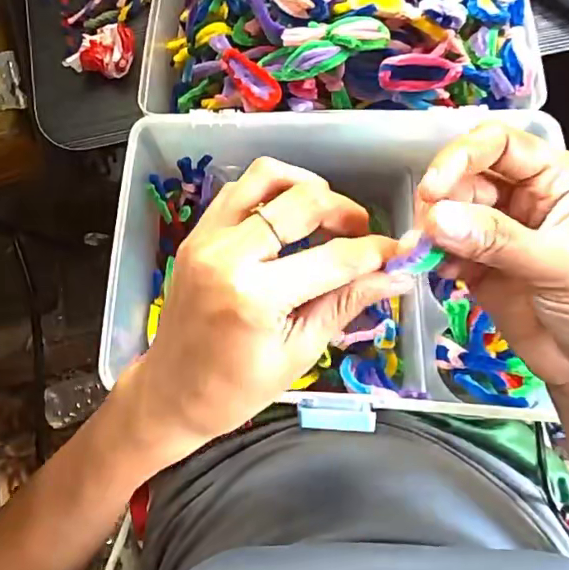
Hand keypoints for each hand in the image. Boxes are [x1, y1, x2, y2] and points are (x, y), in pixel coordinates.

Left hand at [126, 157, 406, 454]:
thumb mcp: (299, 352)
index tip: (397, 251)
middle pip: (302, 201)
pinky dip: (271, 193)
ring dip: (305, 188)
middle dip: (345, 211)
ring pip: (265, 177)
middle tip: (361, 231)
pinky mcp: (196, 235)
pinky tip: (289, 218)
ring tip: (326, 215)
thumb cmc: (235, 389)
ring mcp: (206, 239)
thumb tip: (396, 275)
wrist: (171, 392)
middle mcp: (227, 256)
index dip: (375, 252)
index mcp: (255, 297)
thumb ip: (346, 303)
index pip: (333, 258)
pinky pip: (238, 191)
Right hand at [414, 122, 568, 388]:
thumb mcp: (563, 265)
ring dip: (430, 232)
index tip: (433, 189)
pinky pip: (444, 250)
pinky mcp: (480, 267)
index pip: (499, 146)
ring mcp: (499, 234)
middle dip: (440, 201)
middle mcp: (525, 199)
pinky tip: (439, 273)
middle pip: (465, 178)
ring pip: (449, 214)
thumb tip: (436, 218)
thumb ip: (498, 239)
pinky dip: (433, 258)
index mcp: (557, 180)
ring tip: (422, 255)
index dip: (461, 158)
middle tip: (425, 230)